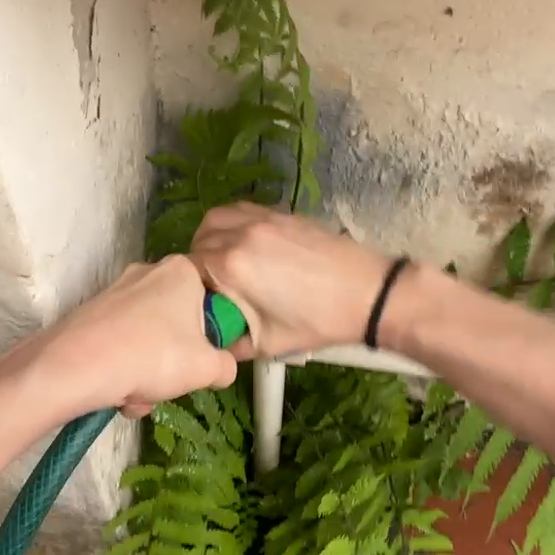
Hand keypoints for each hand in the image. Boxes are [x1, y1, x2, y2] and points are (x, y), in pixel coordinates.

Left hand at [28, 255, 237, 417]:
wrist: (76, 366)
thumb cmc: (153, 356)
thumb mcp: (207, 368)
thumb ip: (227, 366)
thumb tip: (222, 367)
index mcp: (183, 271)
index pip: (215, 298)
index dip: (218, 333)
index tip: (211, 358)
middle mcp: (148, 271)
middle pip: (180, 320)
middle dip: (178, 358)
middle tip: (174, 382)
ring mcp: (116, 291)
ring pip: (150, 337)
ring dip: (150, 372)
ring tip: (140, 394)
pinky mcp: (93, 313)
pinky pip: (123, 343)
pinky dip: (125, 368)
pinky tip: (119, 392)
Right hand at [190, 203, 395, 356]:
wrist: (368, 294)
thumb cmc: (318, 321)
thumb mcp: (268, 344)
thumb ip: (230, 344)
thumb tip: (210, 344)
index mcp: (232, 265)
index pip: (186, 269)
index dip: (188, 289)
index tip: (200, 304)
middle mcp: (241, 234)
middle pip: (197, 243)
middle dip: (198, 266)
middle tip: (213, 289)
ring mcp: (262, 218)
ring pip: (214, 220)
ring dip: (209, 240)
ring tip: (223, 264)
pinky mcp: (280, 213)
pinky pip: (240, 210)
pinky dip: (231, 225)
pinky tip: (243, 247)